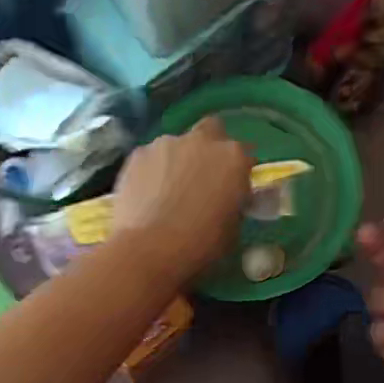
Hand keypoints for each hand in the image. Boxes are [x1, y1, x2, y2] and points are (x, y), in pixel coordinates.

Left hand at [111, 117, 252, 272]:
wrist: (148, 250)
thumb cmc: (199, 246)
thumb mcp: (231, 232)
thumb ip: (233, 206)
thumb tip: (226, 202)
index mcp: (233, 159)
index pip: (245, 155)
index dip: (239, 172)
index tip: (233, 188)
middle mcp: (202, 141)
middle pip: (212, 131)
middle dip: (210, 148)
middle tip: (202, 177)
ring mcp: (167, 143)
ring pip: (177, 145)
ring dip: (178, 161)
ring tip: (168, 191)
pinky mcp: (138, 154)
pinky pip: (150, 158)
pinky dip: (152, 171)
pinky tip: (146, 195)